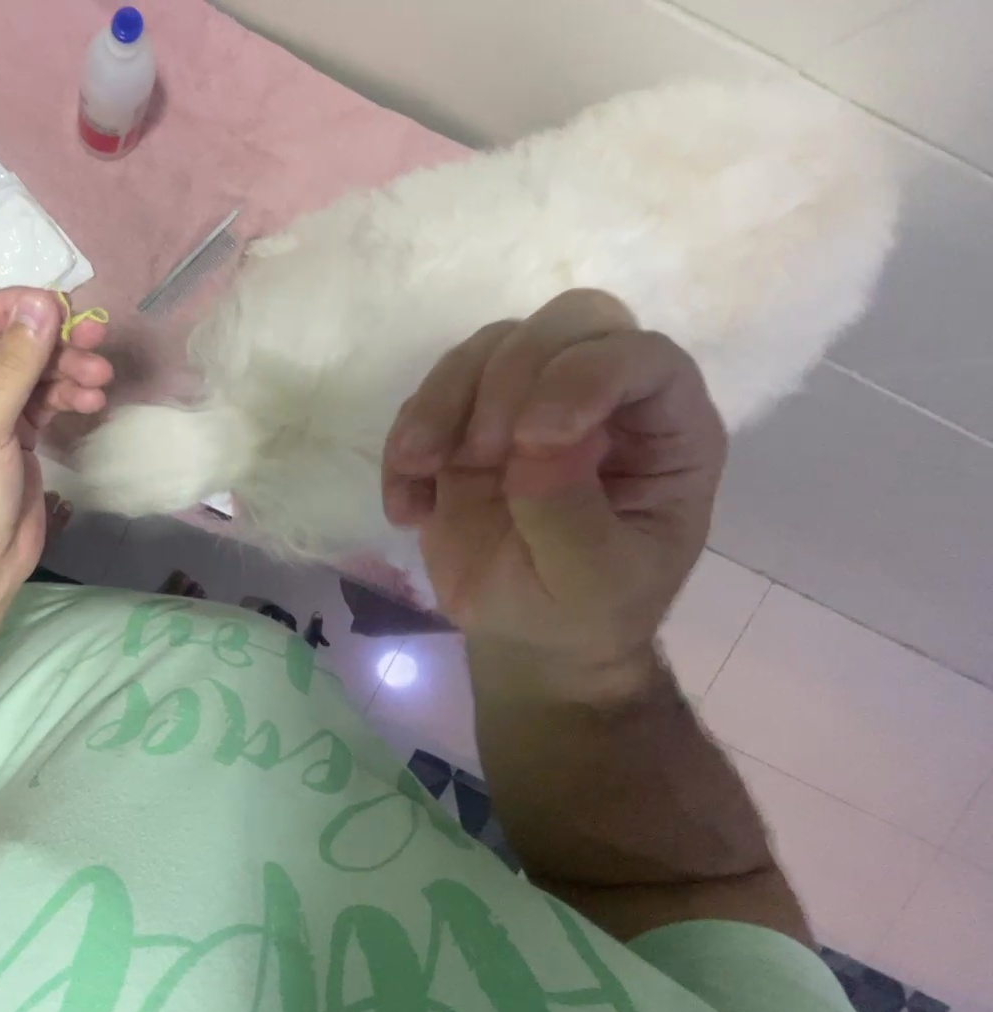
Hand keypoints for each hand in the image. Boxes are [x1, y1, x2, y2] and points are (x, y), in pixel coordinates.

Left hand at [0, 288, 112, 624]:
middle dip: (53, 342)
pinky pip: (46, 400)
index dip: (14, 307)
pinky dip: (69, 397)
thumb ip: (14, 365)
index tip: (61, 305)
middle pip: (10, 344)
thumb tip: (43, 304)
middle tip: (96, 339)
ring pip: (34, 372)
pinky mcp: (18, 435)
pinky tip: (92, 402)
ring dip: (68, 371)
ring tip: (100, 381)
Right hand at [380, 289, 726, 702]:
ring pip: (483, 350)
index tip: (528, 444)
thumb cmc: (579, 610)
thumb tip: (538, 440)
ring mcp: (525, 408)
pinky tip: (408, 508)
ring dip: (440, 406)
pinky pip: (424, 400)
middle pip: (563, 324)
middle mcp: (598, 401)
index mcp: (662, 431)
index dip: (582, 377)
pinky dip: (403, 447)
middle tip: (476, 454)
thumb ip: (571, 511)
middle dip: (506, 377)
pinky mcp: (461, 428)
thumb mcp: (591, 579)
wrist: (523, 633)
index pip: (638, 357)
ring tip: (423, 474)